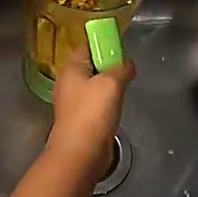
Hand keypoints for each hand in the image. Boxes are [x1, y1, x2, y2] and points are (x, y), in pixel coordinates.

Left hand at [47, 45, 133, 162]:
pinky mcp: (81, 118)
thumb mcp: (112, 82)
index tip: (121, 48)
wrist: (81, 152)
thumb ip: (122, 68)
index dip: (103, 44)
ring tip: (124, 88)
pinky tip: (117, 106)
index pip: (86, 46)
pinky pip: (96, 102)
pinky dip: (107, 102)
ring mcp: (74, 102)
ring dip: (110, 85)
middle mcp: (69, 82)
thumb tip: (128, 64)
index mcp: (71, 68)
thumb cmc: (93, 112)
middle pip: (91, 65)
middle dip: (110, 66)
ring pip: (95, 85)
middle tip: (127, 70)